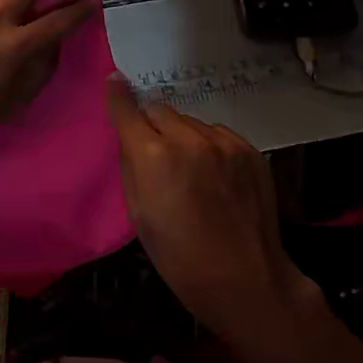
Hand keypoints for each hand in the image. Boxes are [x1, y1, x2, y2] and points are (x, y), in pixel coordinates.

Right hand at [106, 78, 319, 346]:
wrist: (245, 280)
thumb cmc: (180, 258)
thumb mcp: (138, 215)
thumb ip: (130, 165)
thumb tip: (127, 134)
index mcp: (154, 156)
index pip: (128, 110)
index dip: (118, 96)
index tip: (114, 82)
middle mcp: (188, 138)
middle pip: (159, 110)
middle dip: (151, 125)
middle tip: (156, 152)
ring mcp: (223, 142)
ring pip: (189, 122)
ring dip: (182, 136)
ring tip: (191, 169)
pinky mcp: (248, 149)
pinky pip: (217, 134)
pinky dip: (209, 146)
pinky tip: (215, 175)